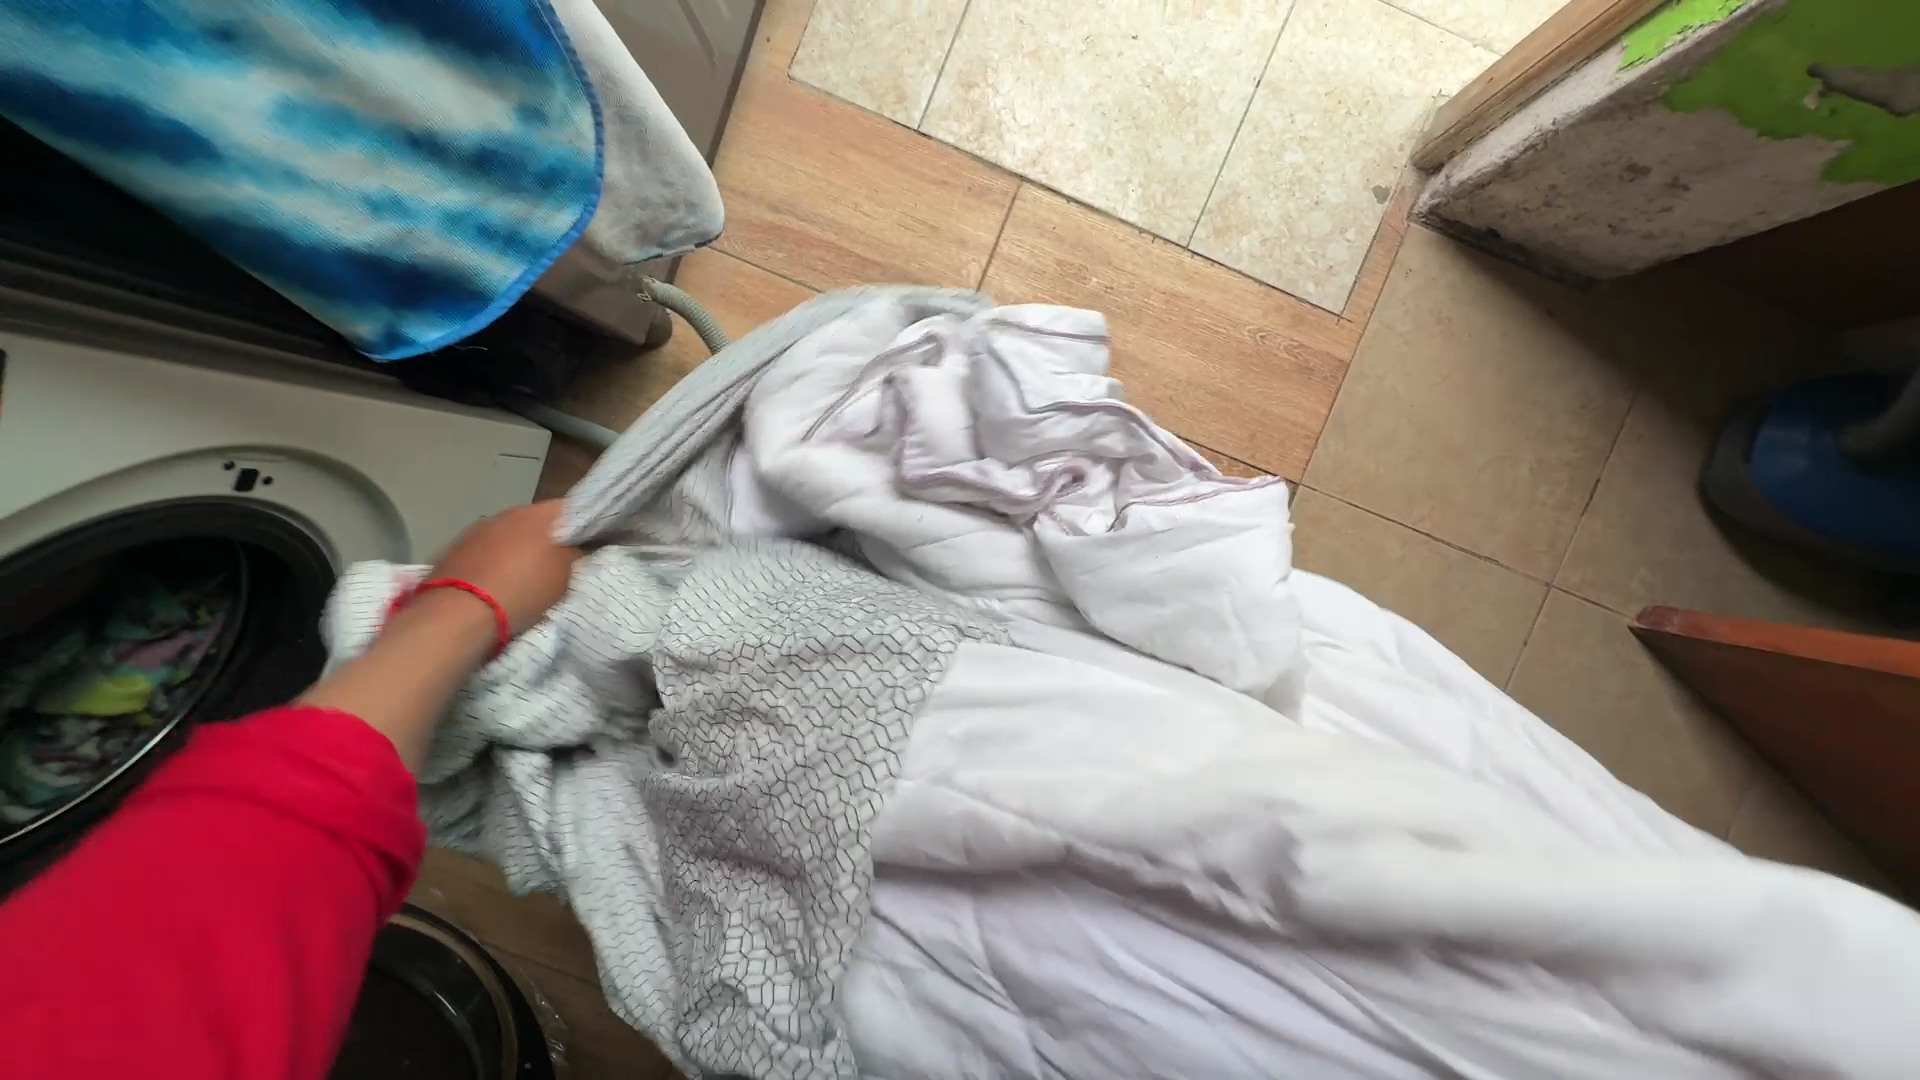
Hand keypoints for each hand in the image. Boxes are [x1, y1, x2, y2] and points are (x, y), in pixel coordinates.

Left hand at [299, 500, 584, 769]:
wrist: (457, 617)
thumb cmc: (525, 589)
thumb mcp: (572, 573)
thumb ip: (586, 552)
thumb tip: (593, 544)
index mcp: (539, 512)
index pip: (578, 508)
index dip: (593, 525)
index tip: (602, 544)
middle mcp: (507, 512)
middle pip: (543, 522)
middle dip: (557, 539)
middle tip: (572, 564)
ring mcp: (476, 531)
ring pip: (513, 536)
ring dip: (525, 552)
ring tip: (535, 579)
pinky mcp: (452, 552)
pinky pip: (488, 553)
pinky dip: (499, 564)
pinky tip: (503, 585)